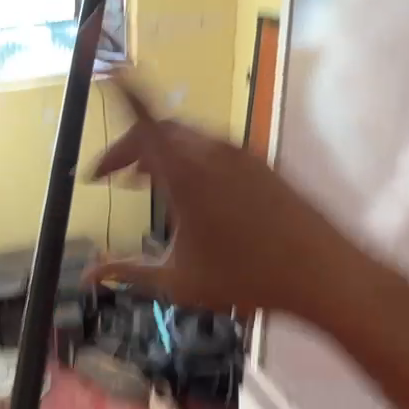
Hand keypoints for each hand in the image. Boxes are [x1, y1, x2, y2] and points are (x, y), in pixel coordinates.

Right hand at [83, 76, 388, 325]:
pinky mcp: (261, 163)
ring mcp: (241, 154)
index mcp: (186, 172)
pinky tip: (193, 193)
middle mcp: (212, 152)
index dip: (112, 145)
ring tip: (149, 184)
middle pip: (161, 129)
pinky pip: (213, 148)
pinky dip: (190, 159)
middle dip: (132, 150)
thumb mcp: (178, 280)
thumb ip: (128, 271)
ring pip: (189, 138)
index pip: (139, 127)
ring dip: (162, 154)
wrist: (321, 272)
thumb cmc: (245, 278)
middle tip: (117, 179)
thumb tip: (87, 275)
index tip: (96, 171)